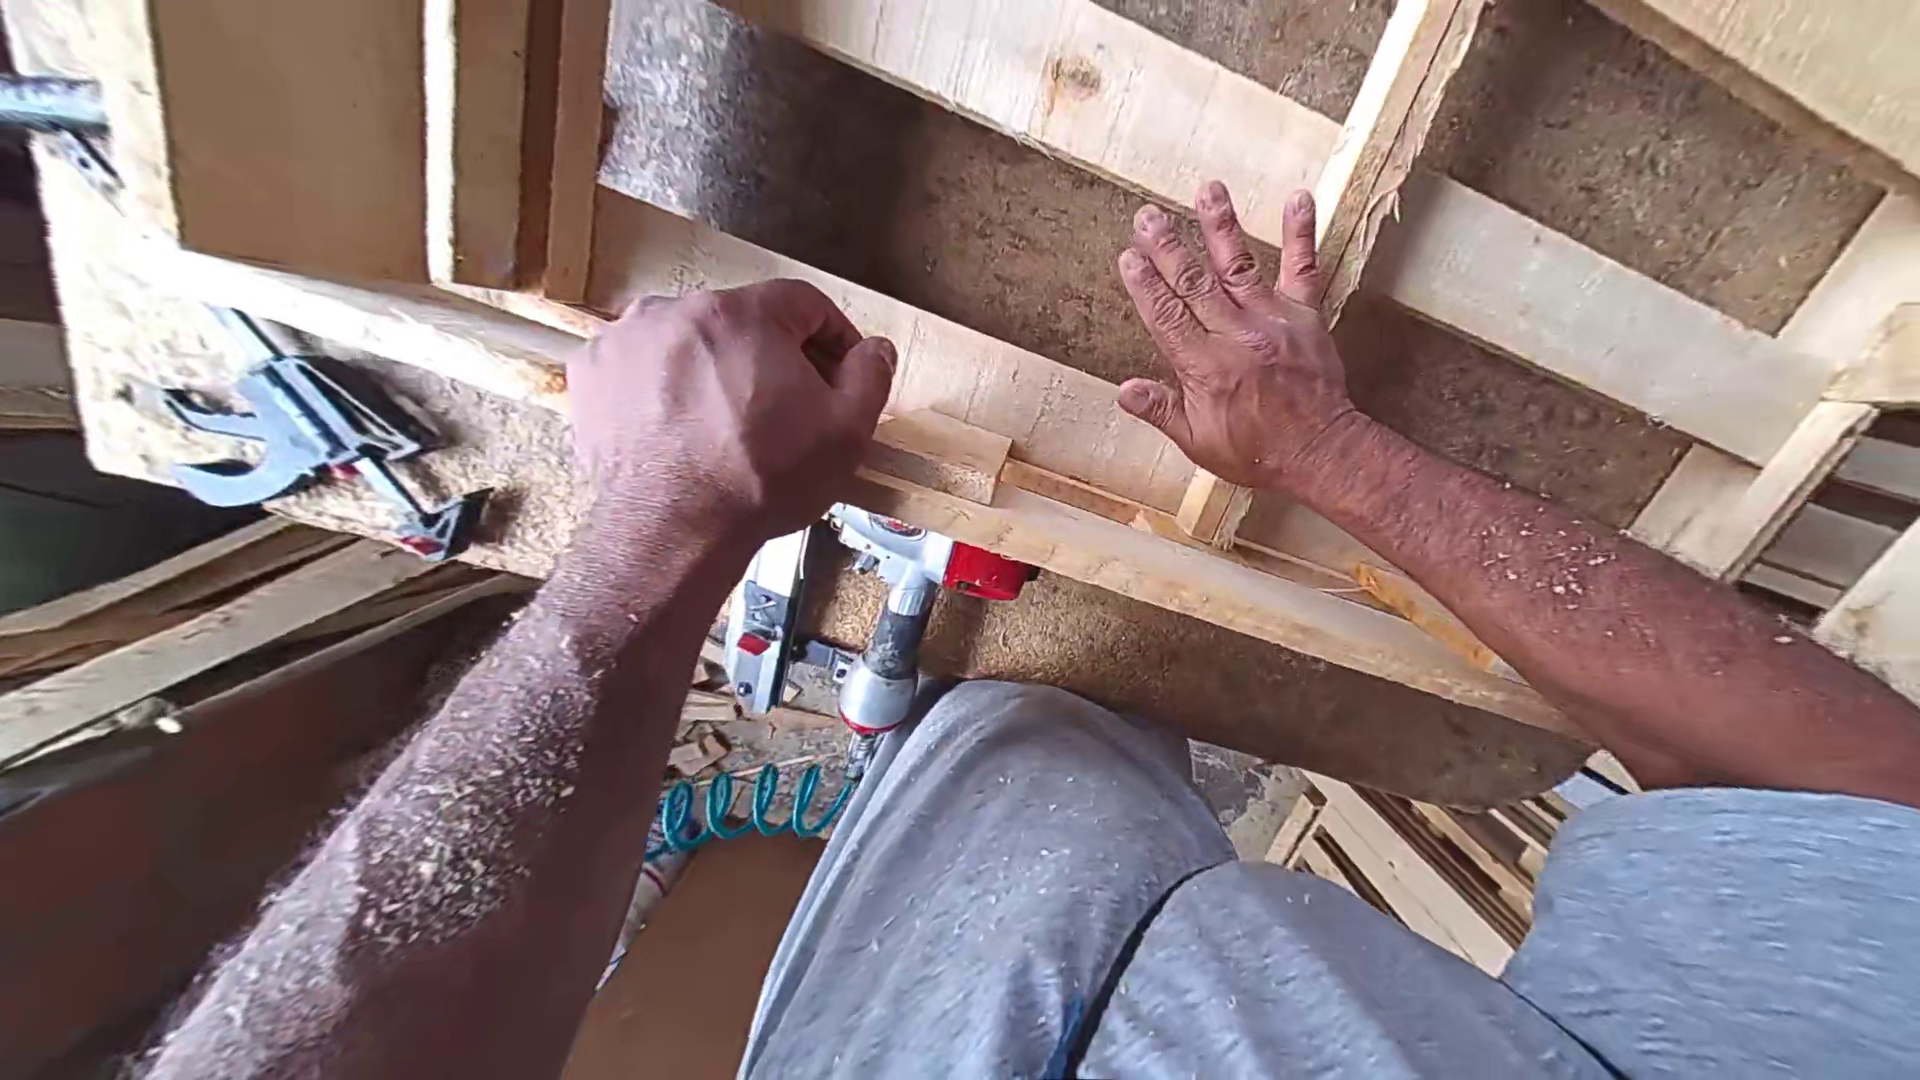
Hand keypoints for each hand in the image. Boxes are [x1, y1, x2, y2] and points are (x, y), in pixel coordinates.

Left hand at [566, 280, 894, 554]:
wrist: (674, 532)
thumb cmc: (761, 481)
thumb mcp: (845, 433)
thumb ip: (869, 377)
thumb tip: (875, 349)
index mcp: (743, 315)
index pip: (804, 303)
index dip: (834, 336)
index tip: (841, 370)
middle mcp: (677, 311)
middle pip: (747, 322)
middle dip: (777, 358)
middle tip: (792, 408)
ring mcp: (627, 340)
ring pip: (696, 343)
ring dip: (723, 370)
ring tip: (735, 424)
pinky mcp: (594, 374)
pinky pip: (650, 366)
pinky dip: (673, 388)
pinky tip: (689, 429)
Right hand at [1115, 183, 1361, 497]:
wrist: (1318, 451)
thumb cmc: (1253, 451)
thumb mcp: (1196, 441)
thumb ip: (1161, 410)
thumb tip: (1123, 390)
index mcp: (1204, 368)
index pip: (1167, 317)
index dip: (1145, 286)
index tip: (1128, 256)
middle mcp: (1236, 336)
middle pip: (1194, 284)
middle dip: (1168, 248)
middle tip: (1147, 216)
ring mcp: (1272, 321)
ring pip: (1239, 267)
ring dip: (1220, 227)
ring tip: (1207, 190)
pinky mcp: (1305, 316)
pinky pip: (1303, 269)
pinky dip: (1300, 233)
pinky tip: (1296, 198)